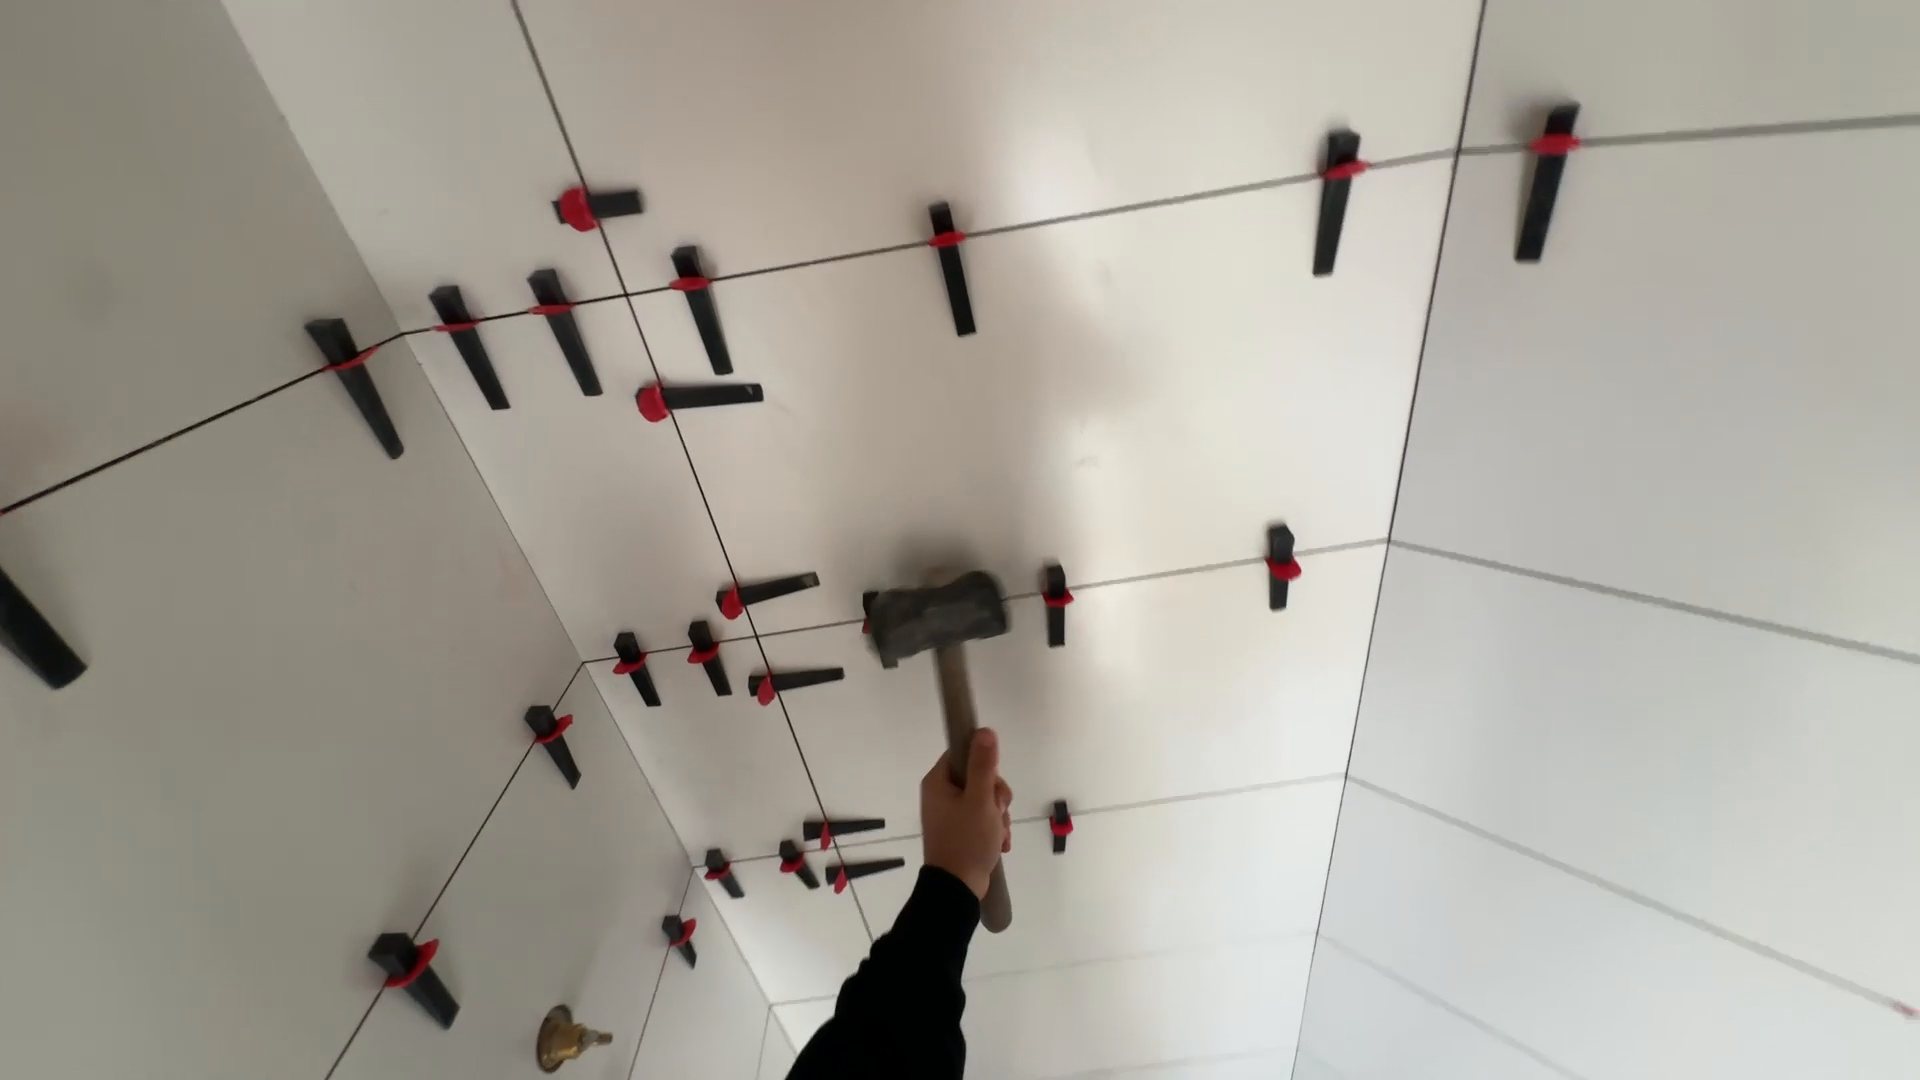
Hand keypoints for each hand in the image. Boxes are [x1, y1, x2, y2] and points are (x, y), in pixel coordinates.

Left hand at [921, 728, 1011, 898]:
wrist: (956, 890)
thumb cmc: (966, 840)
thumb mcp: (980, 799)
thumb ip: (984, 764)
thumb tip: (985, 730)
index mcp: (938, 782)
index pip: (963, 754)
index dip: (983, 764)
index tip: (991, 783)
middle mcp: (940, 794)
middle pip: (977, 777)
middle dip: (995, 796)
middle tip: (997, 812)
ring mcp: (949, 814)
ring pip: (984, 799)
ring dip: (997, 815)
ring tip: (997, 834)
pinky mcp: (959, 831)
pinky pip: (982, 818)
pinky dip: (993, 828)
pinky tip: (999, 843)